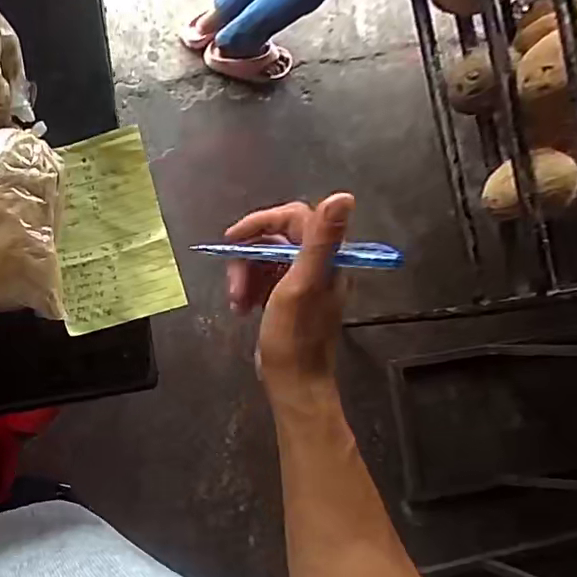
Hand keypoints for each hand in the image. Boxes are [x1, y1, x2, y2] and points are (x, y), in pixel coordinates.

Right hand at [224, 192, 353, 413]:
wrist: (293, 380)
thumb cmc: (295, 336)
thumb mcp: (303, 284)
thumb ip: (320, 241)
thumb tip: (344, 196)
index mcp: (326, 256)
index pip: (293, 217)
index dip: (260, 223)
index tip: (232, 240)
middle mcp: (316, 264)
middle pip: (274, 240)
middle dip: (247, 258)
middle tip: (233, 284)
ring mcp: (301, 282)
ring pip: (264, 261)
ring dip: (243, 277)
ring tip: (236, 302)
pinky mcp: (286, 299)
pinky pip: (262, 281)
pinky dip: (247, 290)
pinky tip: (240, 309)